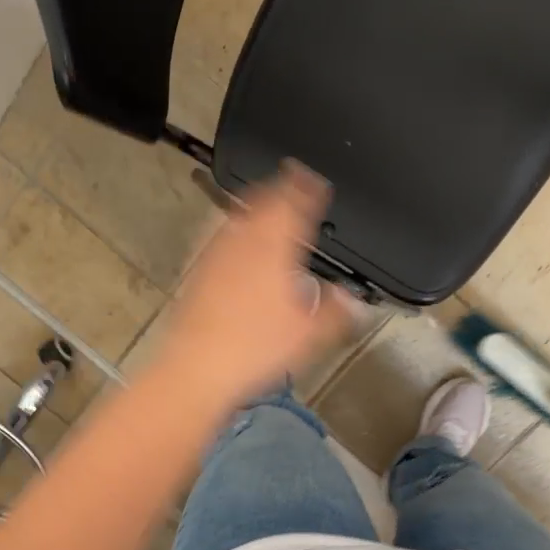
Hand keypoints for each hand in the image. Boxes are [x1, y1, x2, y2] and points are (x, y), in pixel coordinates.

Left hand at [152, 164, 362, 405]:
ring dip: (254, 208)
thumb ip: (335, 311)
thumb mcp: (309, 335)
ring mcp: (216, 255)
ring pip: (238, 218)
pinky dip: (234, 234)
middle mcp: (243, 241)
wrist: (197, 367)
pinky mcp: (197, 273)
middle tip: (290, 183)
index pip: (295, 203)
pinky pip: (220, 241)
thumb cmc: (255, 348)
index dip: (308, 188)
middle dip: (279, 190)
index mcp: (275, 246)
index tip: (315, 181)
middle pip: (262, 202)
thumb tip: (351, 299)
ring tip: (264, 207)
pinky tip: (236, 247)